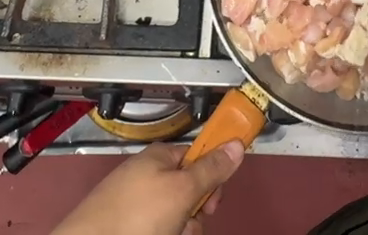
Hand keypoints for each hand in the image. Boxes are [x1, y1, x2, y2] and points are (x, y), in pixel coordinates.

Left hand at [51, 141, 244, 234]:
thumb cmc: (138, 215)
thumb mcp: (182, 189)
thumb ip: (211, 169)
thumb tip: (237, 141)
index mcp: (160, 158)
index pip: (197, 158)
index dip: (211, 179)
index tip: (213, 202)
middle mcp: (149, 177)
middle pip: (189, 193)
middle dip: (194, 215)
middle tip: (186, 226)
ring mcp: (137, 206)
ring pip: (176, 218)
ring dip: (181, 231)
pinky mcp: (130, 228)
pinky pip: (159, 230)